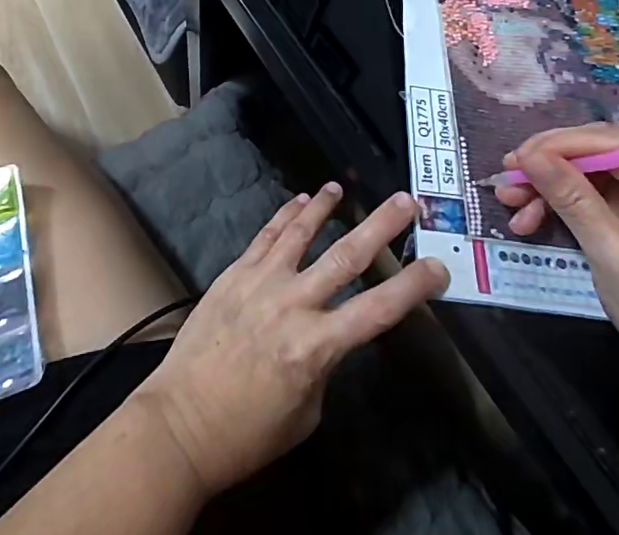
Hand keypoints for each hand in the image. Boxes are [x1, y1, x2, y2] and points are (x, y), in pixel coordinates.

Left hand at [135, 183, 448, 496]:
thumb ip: (324, 363)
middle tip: (405, 201)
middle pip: (346, 257)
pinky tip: (298, 202)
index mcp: (316, 347)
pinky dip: (284, 217)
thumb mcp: (306, 410)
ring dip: (323, 208)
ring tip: (340, 186)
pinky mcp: (234, 275)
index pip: (378, 310)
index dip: (413, 287)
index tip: (439, 267)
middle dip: (380, 226)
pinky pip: (265, 238)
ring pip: (300, 235)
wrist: (180, 423)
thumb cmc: (248, 431)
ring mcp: (260, 284)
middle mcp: (292, 305)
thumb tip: (328, 333)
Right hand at [500, 124, 618, 388]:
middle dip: (550, 166)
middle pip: (603, 154)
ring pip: (593, 173)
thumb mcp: (615, 259)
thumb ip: (573, 200)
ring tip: (511, 204)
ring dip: (549, 186)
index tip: (516, 159)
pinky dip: (562, 203)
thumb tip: (530, 154)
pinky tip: (532, 218)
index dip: (562, 146)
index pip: (618, 146)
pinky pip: (596, 194)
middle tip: (507, 180)